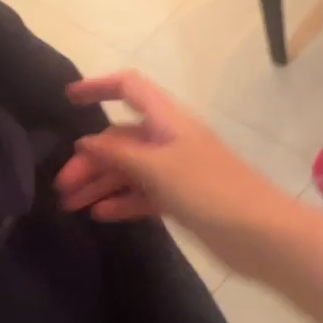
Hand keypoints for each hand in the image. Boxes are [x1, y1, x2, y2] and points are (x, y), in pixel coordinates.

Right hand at [54, 72, 286, 238]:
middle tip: (61, 187)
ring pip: (128, 169)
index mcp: (167, 120)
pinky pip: (142, 194)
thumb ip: (117, 152)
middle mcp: (169, 139)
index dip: (98, 88)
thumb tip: (85, 141)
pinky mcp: (182, 198)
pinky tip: (100, 214)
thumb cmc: (209, 190)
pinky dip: (121, 201)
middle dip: (89, 158)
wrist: (261, 234)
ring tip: (71, 206)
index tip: (68, 100)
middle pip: (120, 138)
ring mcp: (176, 170)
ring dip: (99, 183)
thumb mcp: (156, 167)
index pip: (129, 88)